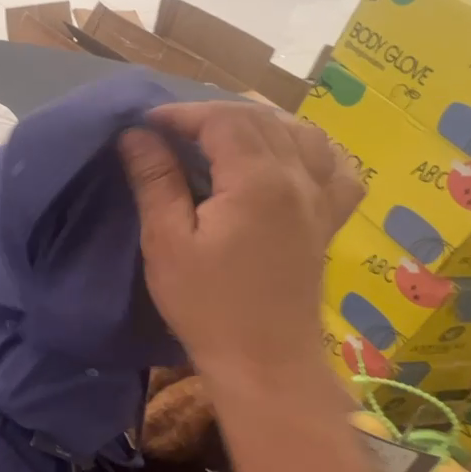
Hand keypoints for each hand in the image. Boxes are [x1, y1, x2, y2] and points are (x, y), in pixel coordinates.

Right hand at [118, 101, 361, 380]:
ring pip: (299, 132)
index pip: (224, 120)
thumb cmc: (205, 303)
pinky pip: (334, 164)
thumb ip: (155, 182)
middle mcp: (300, 178)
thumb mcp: (166, 242)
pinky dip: (307, 146)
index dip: (182, 113)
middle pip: (261, 120)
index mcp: (258, 181)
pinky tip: (285, 154)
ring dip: (256, 123)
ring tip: (216, 136)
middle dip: (211, 115)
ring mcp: (323, 198)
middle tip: (167, 131)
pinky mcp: (329, 218)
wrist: (263, 358)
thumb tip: (136, 136)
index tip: (144, 125)